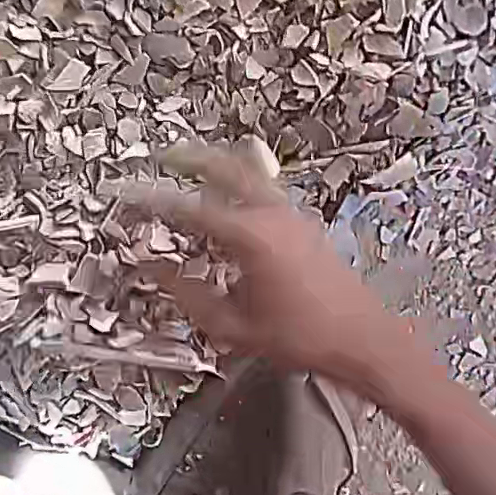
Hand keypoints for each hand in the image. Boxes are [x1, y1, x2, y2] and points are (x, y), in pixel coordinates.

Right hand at [129, 142, 441, 405]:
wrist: (363, 340)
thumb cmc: (302, 337)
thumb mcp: (233, 326)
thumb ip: (187, 294)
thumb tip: (155, 270)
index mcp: (251, 237)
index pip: (190, 209)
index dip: (155, 202)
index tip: (132, 197)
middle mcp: (272, 215)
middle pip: (226, 168)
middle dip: (192, 158)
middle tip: (166, 154)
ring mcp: (292, 216)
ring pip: (248, 175)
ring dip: (218, 168)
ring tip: (193, 169)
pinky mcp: (303, 224)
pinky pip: (263, 191)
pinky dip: (239, 185)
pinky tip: (229, 203)